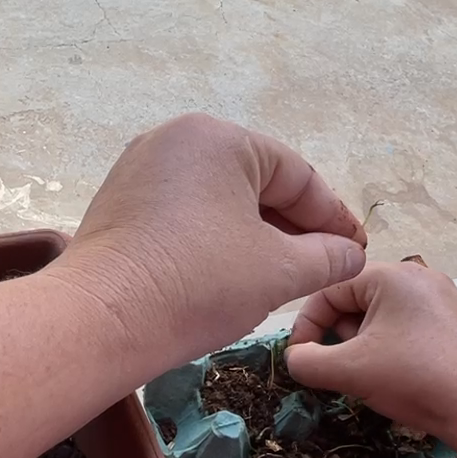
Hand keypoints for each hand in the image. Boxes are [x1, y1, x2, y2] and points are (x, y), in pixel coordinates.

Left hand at [46, 114, 367, 371]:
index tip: (356, 250)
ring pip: (217, 201)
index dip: (332, 217)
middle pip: (253, 183)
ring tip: (285, 274)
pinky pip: (184, 214)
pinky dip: (215, 239)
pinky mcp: (119, 205)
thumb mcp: (278, 271)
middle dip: (293, 227)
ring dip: (256, 236)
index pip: (295, 174)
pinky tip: (233, 272)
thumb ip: (326, 257)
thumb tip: (349, 254)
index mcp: (216, 137)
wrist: (100, 320)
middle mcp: (173, 141)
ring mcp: (139, 171)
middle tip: (325, 265)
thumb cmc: (197, 284)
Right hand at [283, 260, 456, 446]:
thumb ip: (305, 362)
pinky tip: (400, 376)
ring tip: (373, 374)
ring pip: (378, 316)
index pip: (328, 289)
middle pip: (353, 300)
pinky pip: (405, 326)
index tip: (301, 357)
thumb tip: (295, 358)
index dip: (307, 324)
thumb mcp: (348, 370)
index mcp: (391, 274)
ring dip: (363, 344)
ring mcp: (442, 298)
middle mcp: (418, 276)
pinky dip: (390, 348)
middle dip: (339, 336)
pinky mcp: (456, 322)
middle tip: (344, 367)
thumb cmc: (414, 379)